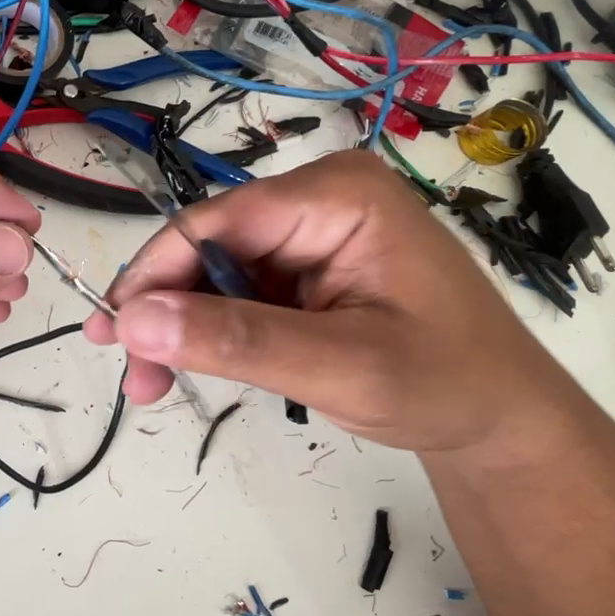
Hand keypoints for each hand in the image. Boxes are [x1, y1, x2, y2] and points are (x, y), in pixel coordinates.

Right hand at [83, 149, 578, 453]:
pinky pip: (228, 289)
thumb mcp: (340, 367)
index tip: (113, 334)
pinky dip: (201, 331)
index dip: (154, 275)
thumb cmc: (445, 386)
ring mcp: (306, 232)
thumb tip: (131, 321)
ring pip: (205, 272)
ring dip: (174, 327)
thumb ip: (236, 341)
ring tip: (151, 383)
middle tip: (134, 375)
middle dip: (162, 311)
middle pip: (203, 246)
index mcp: (338, 197)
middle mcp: (315, 199)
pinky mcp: (299, 265)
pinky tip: (183, 365)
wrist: (500, 419)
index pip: (214, 223)